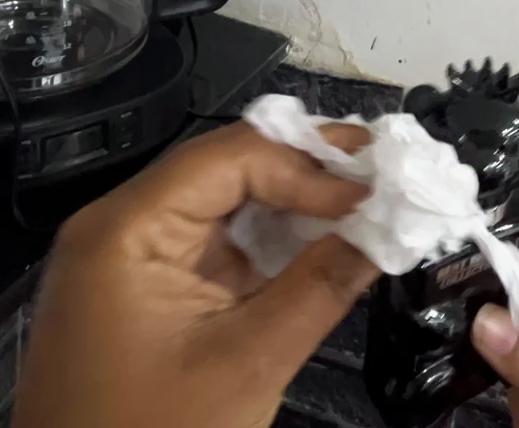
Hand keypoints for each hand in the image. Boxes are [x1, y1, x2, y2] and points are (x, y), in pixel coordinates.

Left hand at [13, 122, 378, 427]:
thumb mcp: (249, 363)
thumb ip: (324, 282)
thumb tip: (392, 223)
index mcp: (128, 228)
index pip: (233, 157)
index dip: (308, 165)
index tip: (368, 192)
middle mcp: (126, 221)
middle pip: (231, 162)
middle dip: (309, 165)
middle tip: (376, 166)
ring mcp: (138, 249)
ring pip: (232, 190)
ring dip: (299, 192)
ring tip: (363, 192)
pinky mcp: (156, 278)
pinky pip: (225, 229)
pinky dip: (278, 227)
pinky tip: (326, 230)